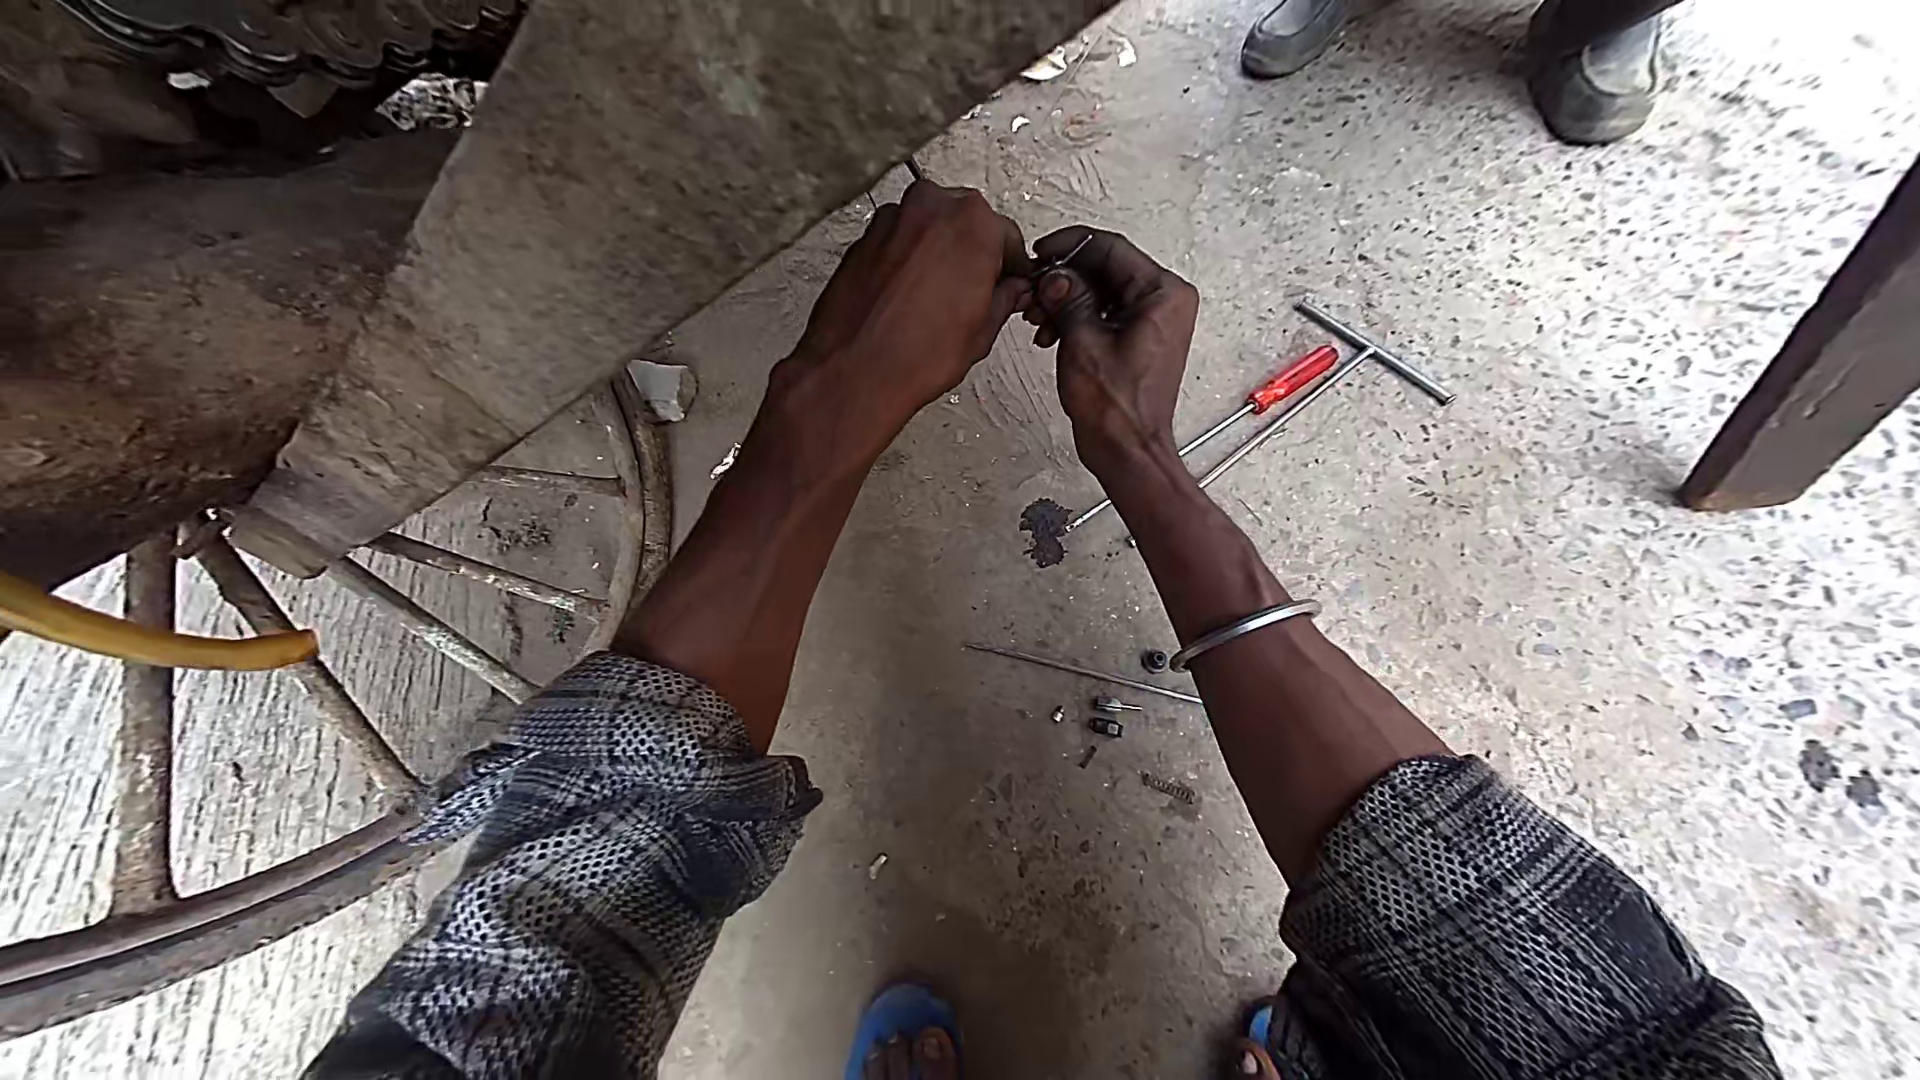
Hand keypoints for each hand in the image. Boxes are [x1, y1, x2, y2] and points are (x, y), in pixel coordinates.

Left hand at [763, 180, 1033, 466]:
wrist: (856, 370)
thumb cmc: (913, 355)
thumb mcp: (982, 332)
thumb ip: (1003, 300)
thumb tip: (1007, 293)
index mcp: (973, 223)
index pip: (1008, 238)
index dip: (1010, 268)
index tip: (1008, 284)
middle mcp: (931, 207)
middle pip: (966, 226)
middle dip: (972, 258)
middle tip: (973, 297)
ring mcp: (893, 219)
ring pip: (930, 232)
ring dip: (937, 260)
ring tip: (936, 305)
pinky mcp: (864, 238)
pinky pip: (899, 245)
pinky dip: (907, 265)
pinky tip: (909, 302)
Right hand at [1024, 227, 1199, 470]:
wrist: (1126, 450)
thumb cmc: (1118, 411)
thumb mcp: (1083, 342)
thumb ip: (1068, 299)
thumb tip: (1055, 275)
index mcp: (1163, 295)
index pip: (1111, 249)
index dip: (1069, 247)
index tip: (1042, 253)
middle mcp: (1164, 304)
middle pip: (1106, 270)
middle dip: (1065, 279)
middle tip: (1035, 289)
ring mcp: (1152, 323)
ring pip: (1102, 293)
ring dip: (1066, 301)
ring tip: (1039, 318)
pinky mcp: (1138, 340)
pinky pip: (1104, 315)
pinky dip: (1076, 319)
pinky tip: (1051, 333)